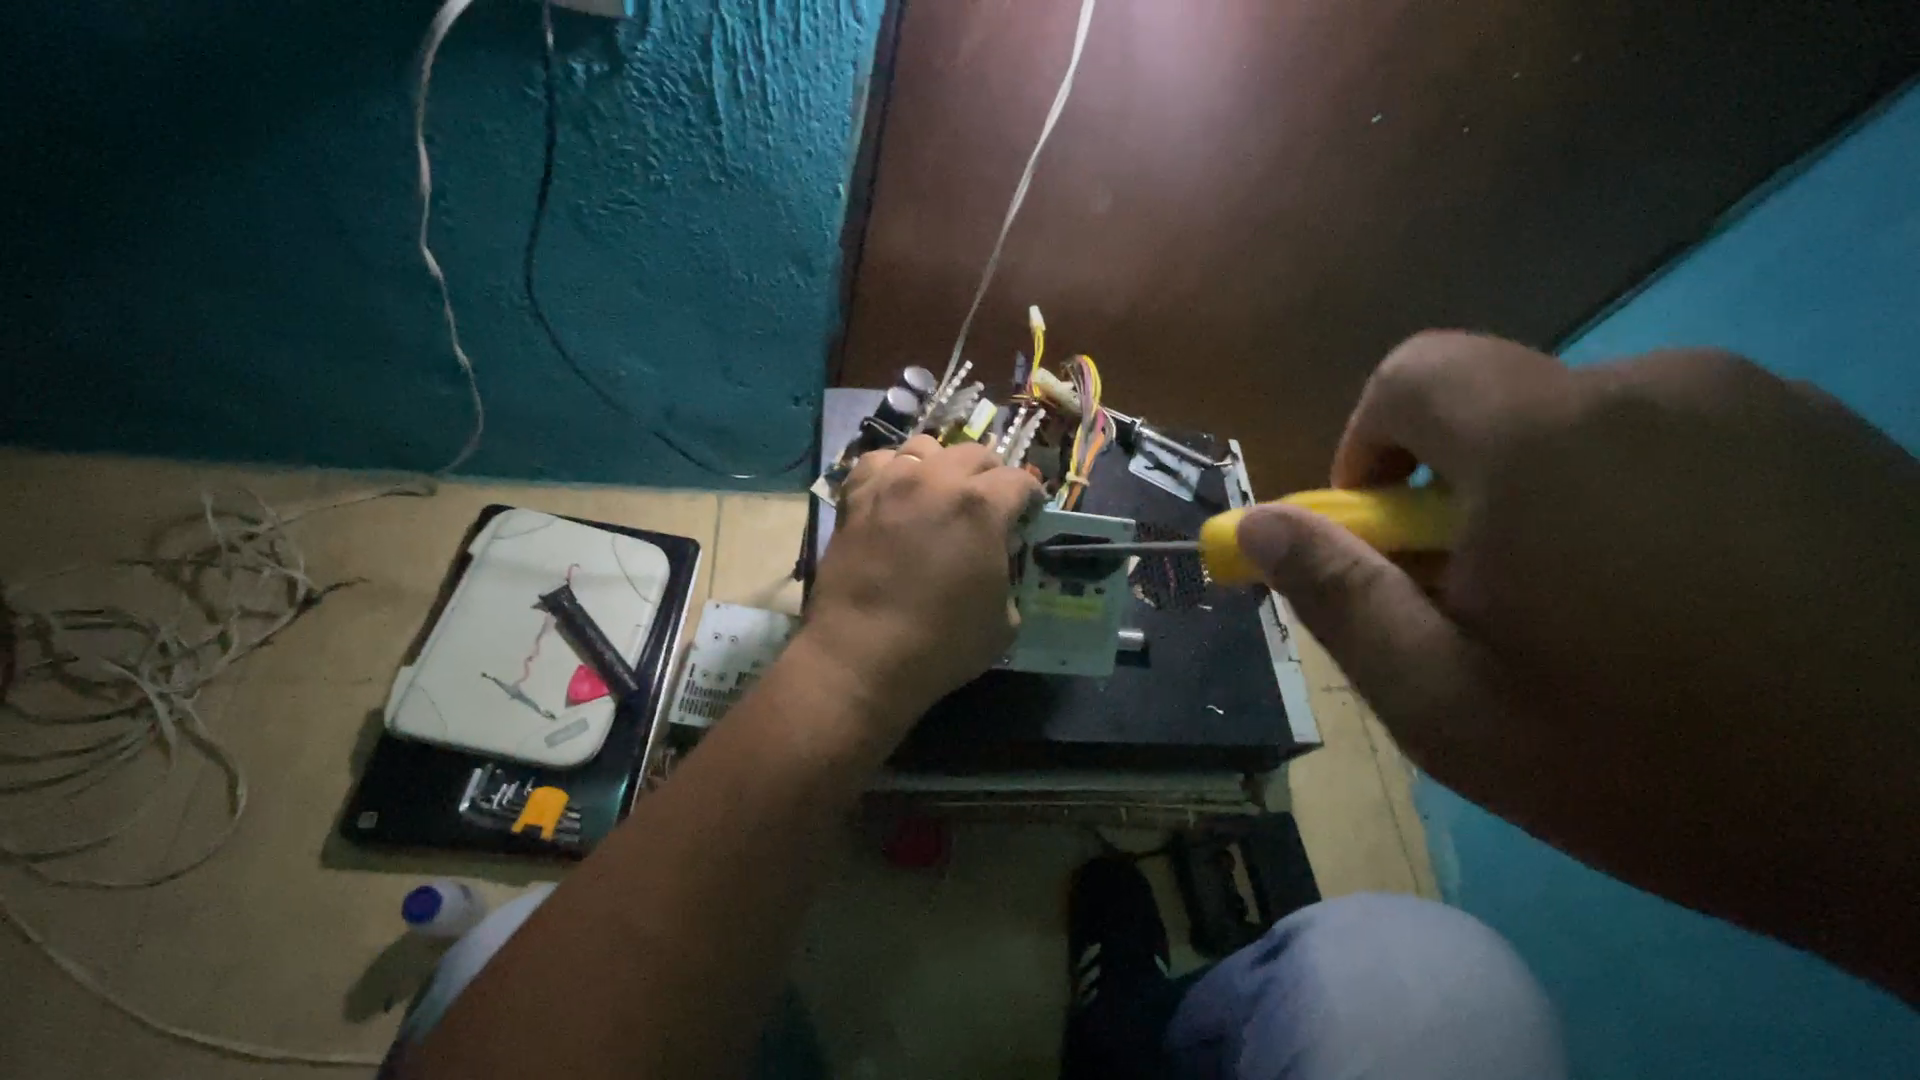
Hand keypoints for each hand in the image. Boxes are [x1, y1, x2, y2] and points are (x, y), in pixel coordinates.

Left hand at [797, 435, 1041, 739]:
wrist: (862, 656)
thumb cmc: (941, 645)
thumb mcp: (1004, 620)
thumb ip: (1008, 577)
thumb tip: (998, 562)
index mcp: (982, 506)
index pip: (1020, 481)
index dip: (1030, 498)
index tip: (1029, 515)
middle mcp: (937, 480)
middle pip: (974, 454)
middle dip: (989, 477)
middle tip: (988, 506)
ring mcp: (891, 483)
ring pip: (925, 448)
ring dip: (941, 466)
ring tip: (940, 494)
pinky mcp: (855, 498)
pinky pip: (878, 463)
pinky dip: (894, 471)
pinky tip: (897, 494)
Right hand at [1239, 332, 1919, 997]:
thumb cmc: (1659, 766)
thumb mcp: (1447, 706)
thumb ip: (1339, 599)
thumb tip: (1257, 524)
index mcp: (1545, 442)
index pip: (1412, 372)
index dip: (1369, 444)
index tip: (1384, 533)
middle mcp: (1653, 389)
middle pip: (1499, 408)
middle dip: (1461, 495)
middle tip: (1492, 610)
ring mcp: (1763, 407)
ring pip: (1590, 431)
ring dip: (1554, 503)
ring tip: (1605, 624)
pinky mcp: (1845, 440)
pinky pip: (1684, 447)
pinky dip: (1644, 504)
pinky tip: (1704, 610)